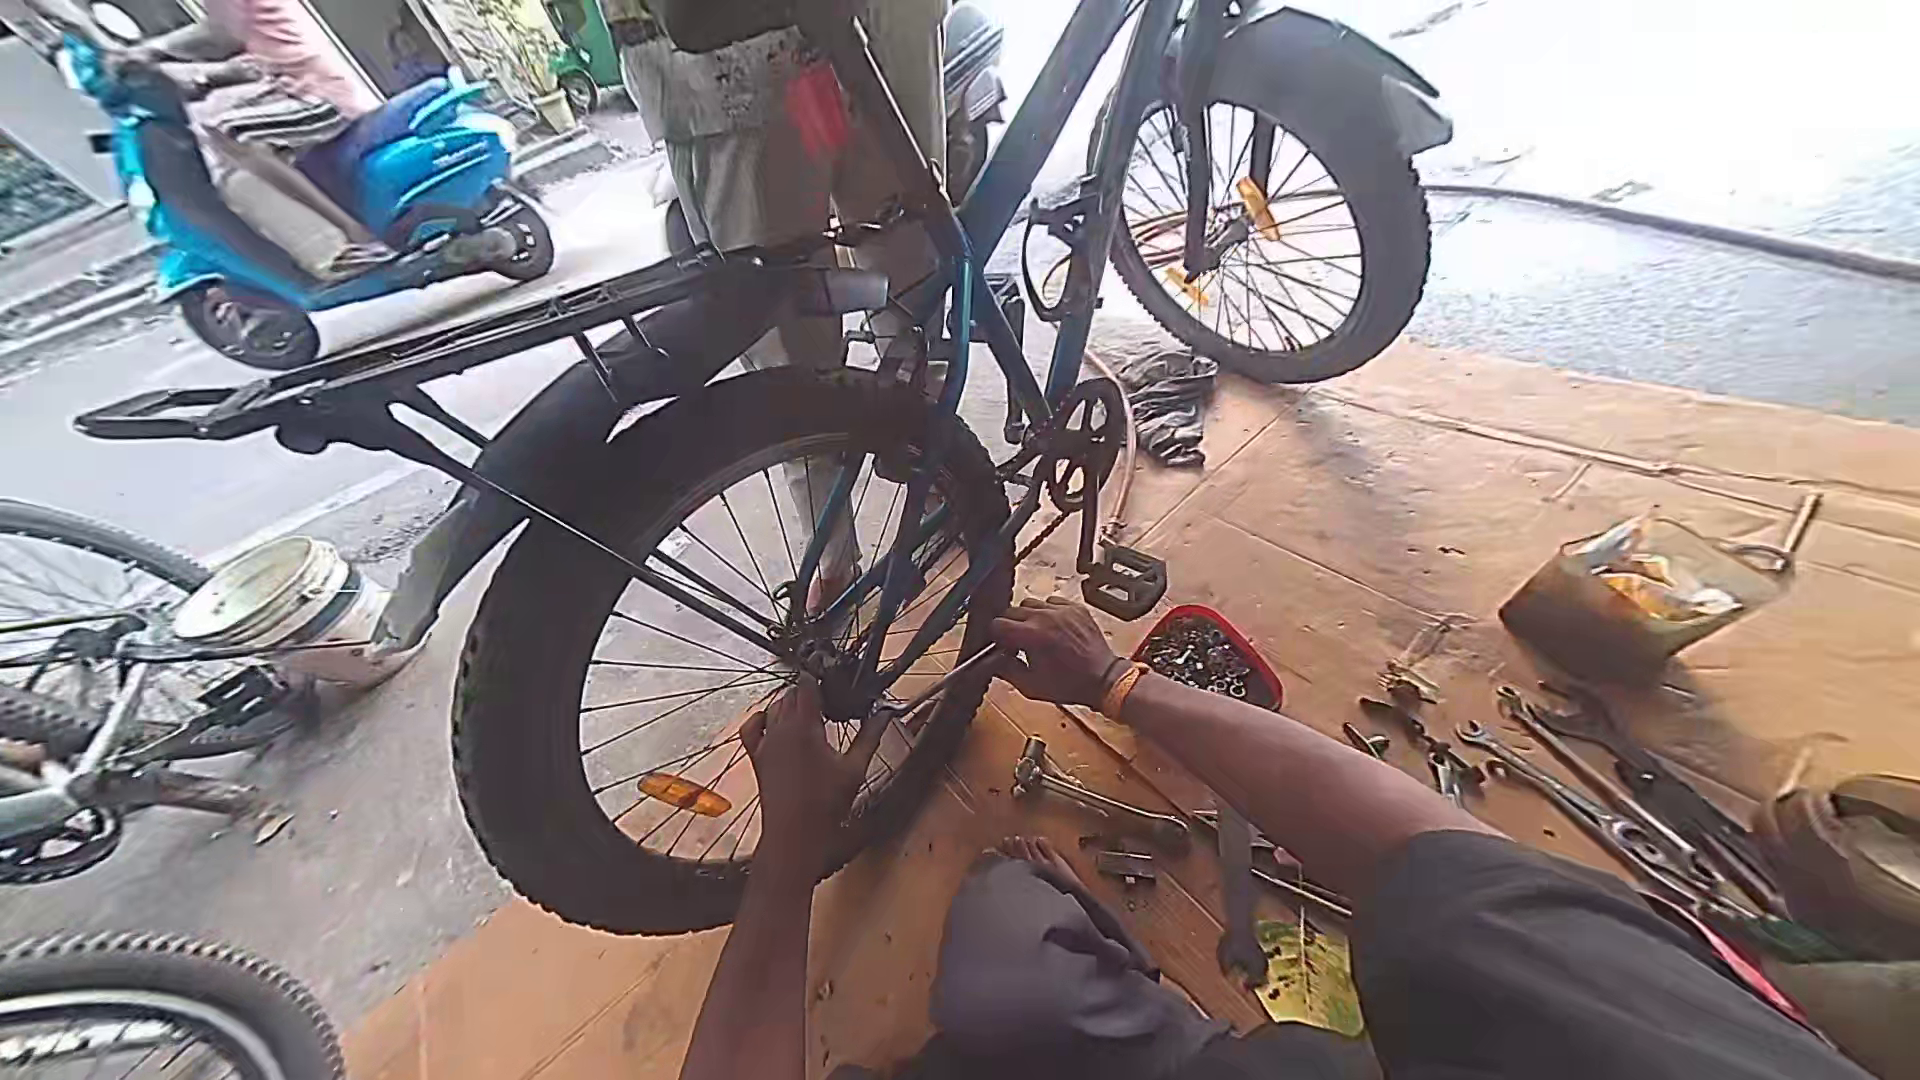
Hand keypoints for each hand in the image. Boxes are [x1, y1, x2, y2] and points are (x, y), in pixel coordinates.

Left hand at [742, 676, 886, 871]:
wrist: (794, 837)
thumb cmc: (826, 804)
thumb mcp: (855, 768)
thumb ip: (870, 736)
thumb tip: (884, 713)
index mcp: (804, 726)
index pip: (807, 686)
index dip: (819, 678)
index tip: (833, 679)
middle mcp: (780, 729)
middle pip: (791, 694)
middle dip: (809, 691)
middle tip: (831, 699)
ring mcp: (766, 743)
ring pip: (774, 707)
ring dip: (791, 703)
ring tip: (812, 712)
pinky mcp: (757, 757)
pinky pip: (752, 727)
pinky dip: (762, 718)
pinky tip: (775, 721)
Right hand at [990, 597, 1125, 707]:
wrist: (1103, 679)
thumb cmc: (1069, 685)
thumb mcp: (1030, 686)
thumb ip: (1005, 670)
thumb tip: (991, 660)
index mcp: (1032, 635)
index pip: (997, 624)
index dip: (997, 637)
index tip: (1003, 645)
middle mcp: (1045, 617)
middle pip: (1011, 611)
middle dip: (1011, 626)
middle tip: (1019, 642)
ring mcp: (1062, 610)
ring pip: (1030, 603)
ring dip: (1028, 617)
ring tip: (1037, 634)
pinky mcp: (1075, 608)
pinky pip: (1052, 601)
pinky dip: (1048, 612)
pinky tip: (1053, 628)